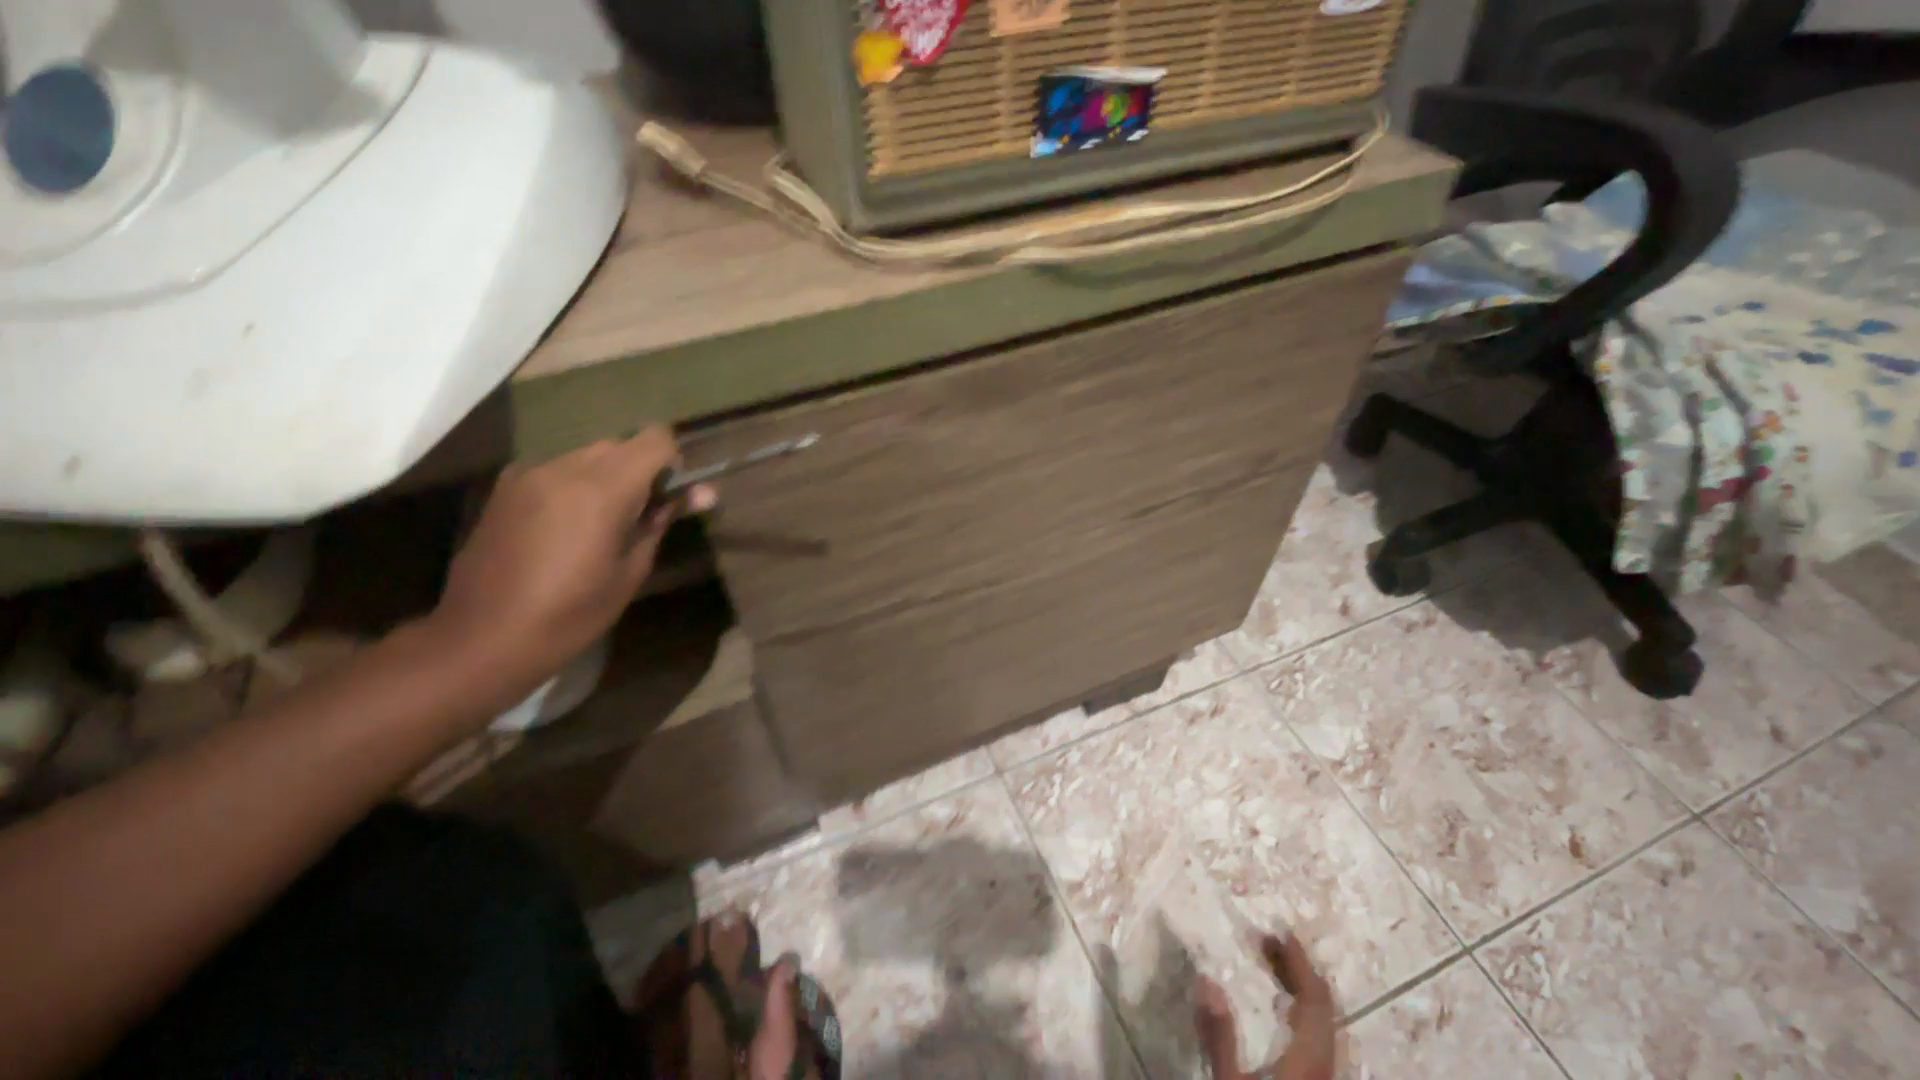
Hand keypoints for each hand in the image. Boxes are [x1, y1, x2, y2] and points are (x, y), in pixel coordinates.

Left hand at [426, 427, 716, 703]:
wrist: (483, 637)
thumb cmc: (569, 615)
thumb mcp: (628, 573)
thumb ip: (660, 523)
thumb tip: (699, 493)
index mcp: (602, 489)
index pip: (656, 439)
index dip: (673, 462)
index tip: (671, 498)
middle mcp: (564, 467)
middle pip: (620, 445)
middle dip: (639, 472)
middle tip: (640, 518)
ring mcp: (529, 473)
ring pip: (586, 456)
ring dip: (605, 479)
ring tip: (599, 528)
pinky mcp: (505, 487)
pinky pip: (555, 471)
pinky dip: (572, 488)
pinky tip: (563, 531)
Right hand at [1194, 934, 1336, 1079]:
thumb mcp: (1231, 1079)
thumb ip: (1220, 1034)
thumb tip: (1206, 981)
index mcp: (1309, 1052)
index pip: (1314, 998)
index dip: (1300, 962)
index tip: (1281, 933)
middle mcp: (1326, 1058)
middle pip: (1323, 1005)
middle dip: (1298, 969)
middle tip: (1269, 944)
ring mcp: (1325, 1071)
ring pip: (1323, 1019)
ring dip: (1301, 989)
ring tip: (1273, 970)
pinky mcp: (1318, 1078)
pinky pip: (1320, 1034)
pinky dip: (1302, 1011)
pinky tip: (1280, 1013)